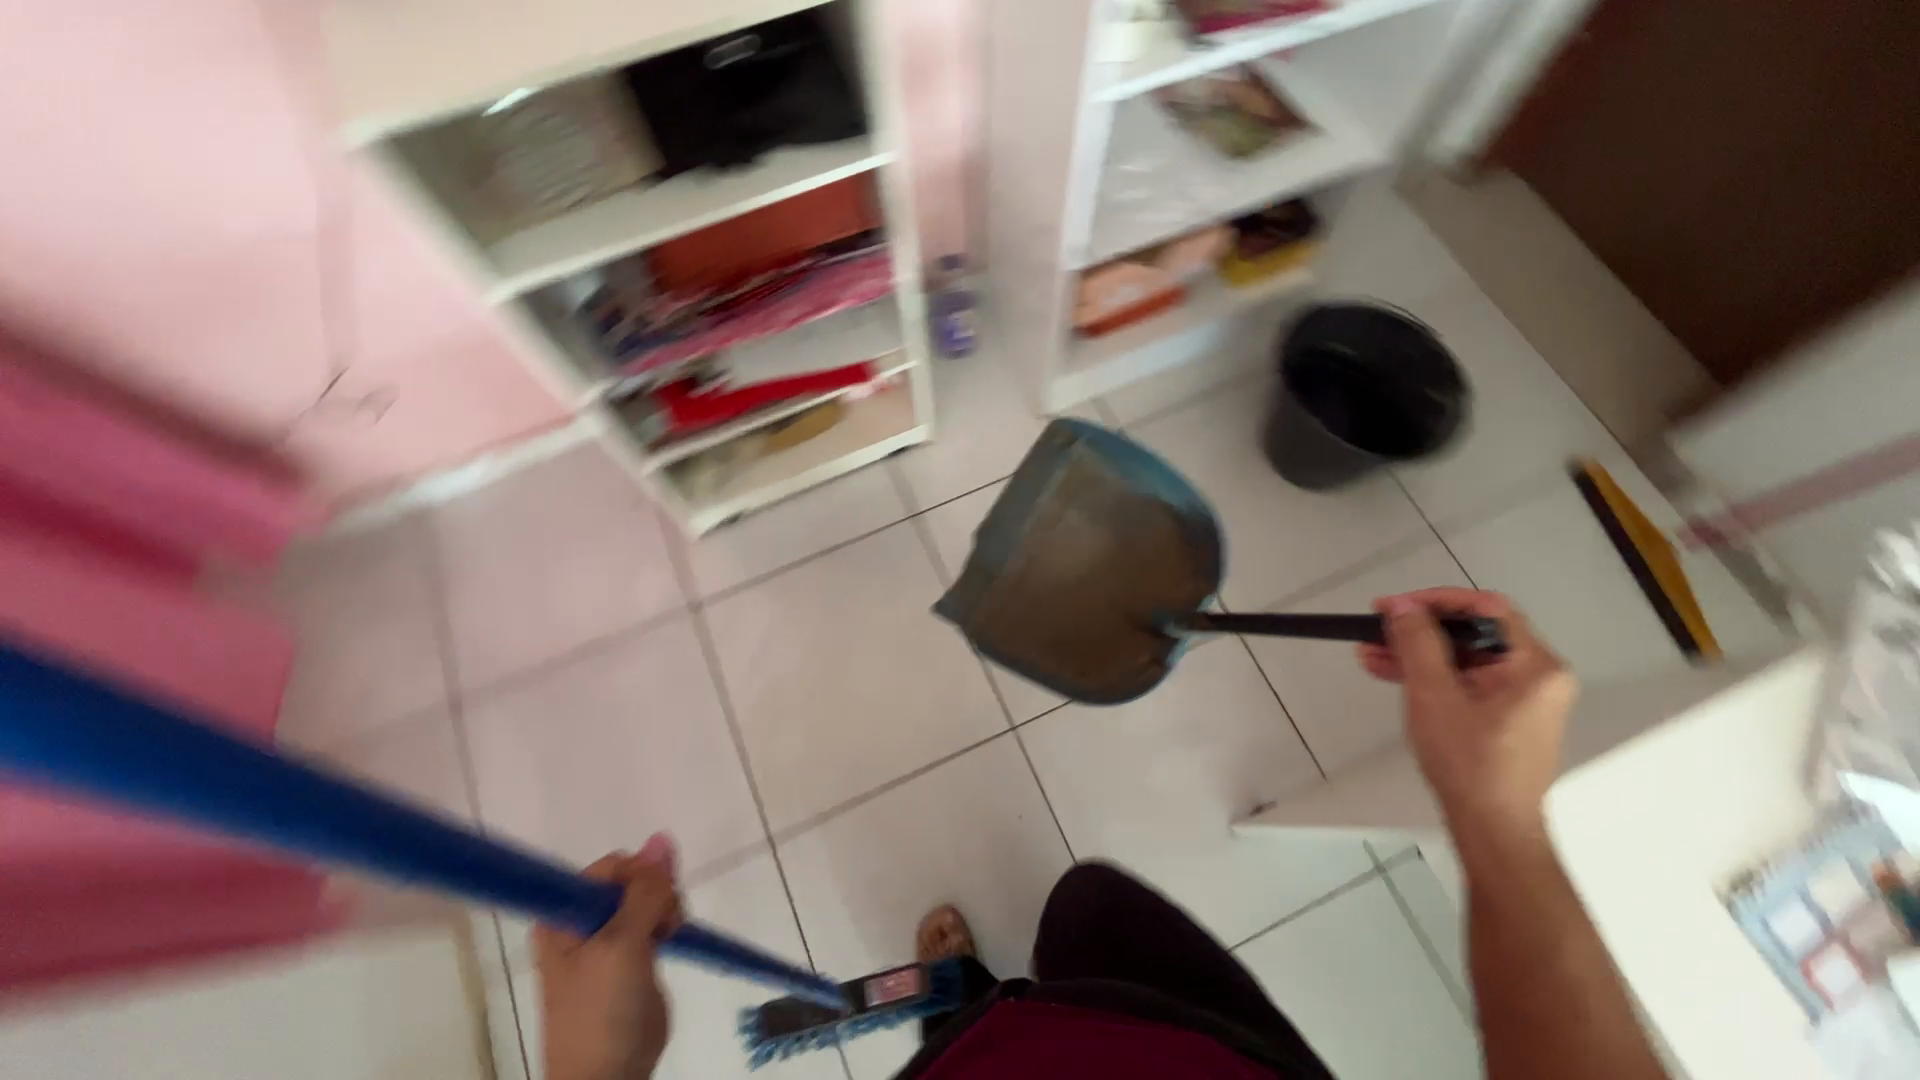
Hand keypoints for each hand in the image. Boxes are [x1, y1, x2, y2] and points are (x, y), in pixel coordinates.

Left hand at [536, 834, 683, 1079]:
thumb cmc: (602, 1012)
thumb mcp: (622, 945)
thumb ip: (645, 891)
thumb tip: (662, 836)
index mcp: (563, 916)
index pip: (608, 866)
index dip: (637, 874)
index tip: (654, 900)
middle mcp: (581, 921)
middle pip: (632, 878)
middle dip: (656, 894)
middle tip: (661, 928)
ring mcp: (606, 939)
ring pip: (648, 897)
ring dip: (666, 910)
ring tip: (668, 937)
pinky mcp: (630, 956)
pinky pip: (654, 919)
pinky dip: (668, 924)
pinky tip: (672, 939)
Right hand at [1358, 589, 1576, 852]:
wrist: (1491, 827)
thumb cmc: (1468, 759)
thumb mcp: (1434, 695)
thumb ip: (1418, 643)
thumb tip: (1401, 605)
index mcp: (1535, 665)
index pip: (1486, 608)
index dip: (1436, 600)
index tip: (1392, 607)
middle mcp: (1536, 675)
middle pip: (1472, 633)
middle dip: (1418, 631)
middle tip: (1374, 630)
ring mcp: (1521, 697)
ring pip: (1462, 658)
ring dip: (1416, 654)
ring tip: (1368, 654)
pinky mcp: (1504, 716)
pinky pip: (1464, 682)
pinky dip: (1429, 677)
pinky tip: (1389, 674)